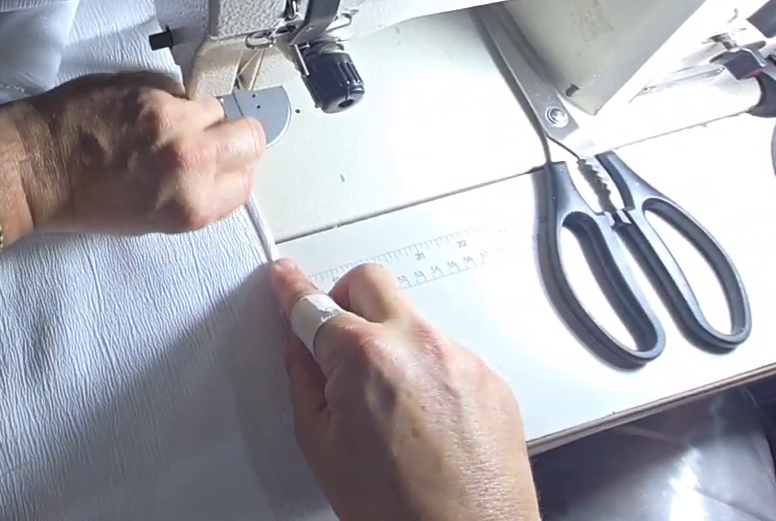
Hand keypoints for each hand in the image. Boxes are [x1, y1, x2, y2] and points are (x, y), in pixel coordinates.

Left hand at [0, 71, 265, 236]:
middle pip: (250, 135)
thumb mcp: (150, 221)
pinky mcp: (146, 84)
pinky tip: (135, 109)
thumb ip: (192, 196)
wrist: (33, 166)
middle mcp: (190, 158)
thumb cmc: (83, 202)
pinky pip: (176, 86)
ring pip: (212, 105)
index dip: (231, 172)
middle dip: (231, 138)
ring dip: (193, 114)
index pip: (247, 181)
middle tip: (202, 140)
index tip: (216, 167)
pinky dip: (164, 96)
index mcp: (192, 204)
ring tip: (159, 123)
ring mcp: (169, 116)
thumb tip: (215, 171)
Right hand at [270, 258, 537, 520]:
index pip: (314, 303)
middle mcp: (416, 343)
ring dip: (389, 339)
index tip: (285, 277)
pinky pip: (444, 352)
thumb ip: (304, 378)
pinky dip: (426, 370)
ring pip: (409, 317)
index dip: (291, 288)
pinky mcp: (490, 379)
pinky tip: (422, 415)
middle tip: (339, 337)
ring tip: (389, 398)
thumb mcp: (321, 444)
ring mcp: (459, 358)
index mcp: (364, 355)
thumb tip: (301, 343)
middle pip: (369, 281)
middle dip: (345, 299)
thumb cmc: (396, 514)